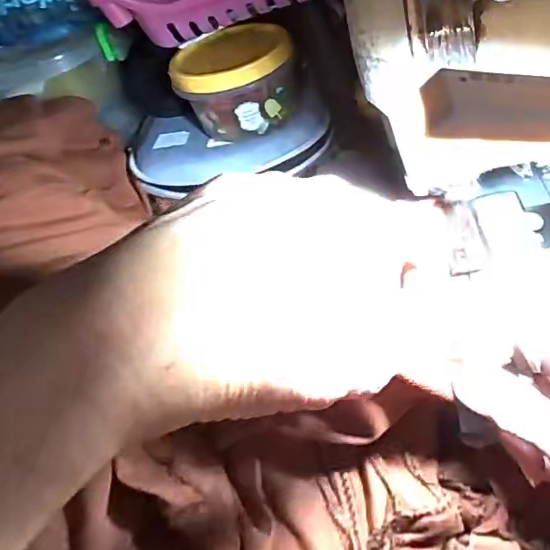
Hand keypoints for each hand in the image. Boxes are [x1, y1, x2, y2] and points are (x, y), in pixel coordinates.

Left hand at [47, 173, 454, 438]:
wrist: (123, 334)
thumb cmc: (253, 353)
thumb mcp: (349, 365)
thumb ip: (399, 337)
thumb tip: (406, 324)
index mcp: (363, 219)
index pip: (423, 231)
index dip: (427, 275)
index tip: (407, 313)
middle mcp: (318, 187)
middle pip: (367, 221)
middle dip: (369, 265)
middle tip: (347, 314)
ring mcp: (262, 184)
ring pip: (312, 215)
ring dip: (316, 251)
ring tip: (286, 300)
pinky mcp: (210, 194)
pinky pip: (260, 216)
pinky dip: (266, 244)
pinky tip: (236, 283)